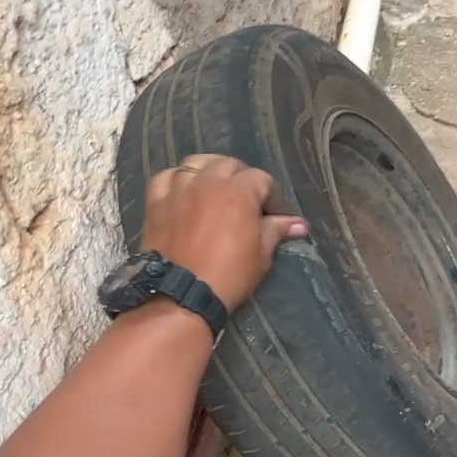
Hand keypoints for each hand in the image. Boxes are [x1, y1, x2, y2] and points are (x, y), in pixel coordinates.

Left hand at [140, 154, 309, 308]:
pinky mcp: (156, 201)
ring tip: (217, 188)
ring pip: (197, 163)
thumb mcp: (262, 254)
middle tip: (249, 201)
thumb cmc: (230, 274)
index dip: (272, 196)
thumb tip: (301, 224)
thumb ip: (278, 230)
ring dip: (211, 171)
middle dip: (243, 177)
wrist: (180, 293)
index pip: (262, 179)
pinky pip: (167, 177)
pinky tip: (186, 191)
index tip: (276, 216)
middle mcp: (208, 182)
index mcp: (238, 192)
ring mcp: (178, 188)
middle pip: (229, 164)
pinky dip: (179, 179)